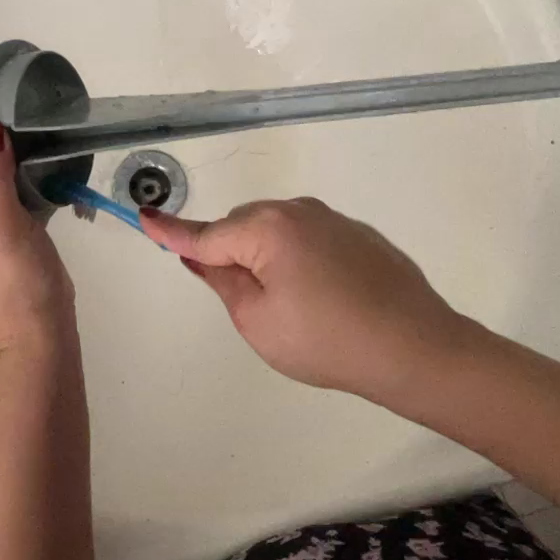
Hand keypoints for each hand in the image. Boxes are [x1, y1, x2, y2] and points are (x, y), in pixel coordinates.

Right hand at [140, 198, 484, 400]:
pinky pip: (307, 238)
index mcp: (266, 229)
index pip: (205, 233)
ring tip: (293, 307)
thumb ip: (222, 280)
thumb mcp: (257, 321)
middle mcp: (296, 210)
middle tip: (249, 304)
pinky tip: (323, 297)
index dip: (171, 232)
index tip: (143, 218)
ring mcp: (331, 219)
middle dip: (232, 255)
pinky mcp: (357, 233)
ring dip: (265, 256)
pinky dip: (297, 258)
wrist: (416, 348)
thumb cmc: (325, 341)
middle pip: (240, 227)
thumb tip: (199, 254)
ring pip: (274, 231)